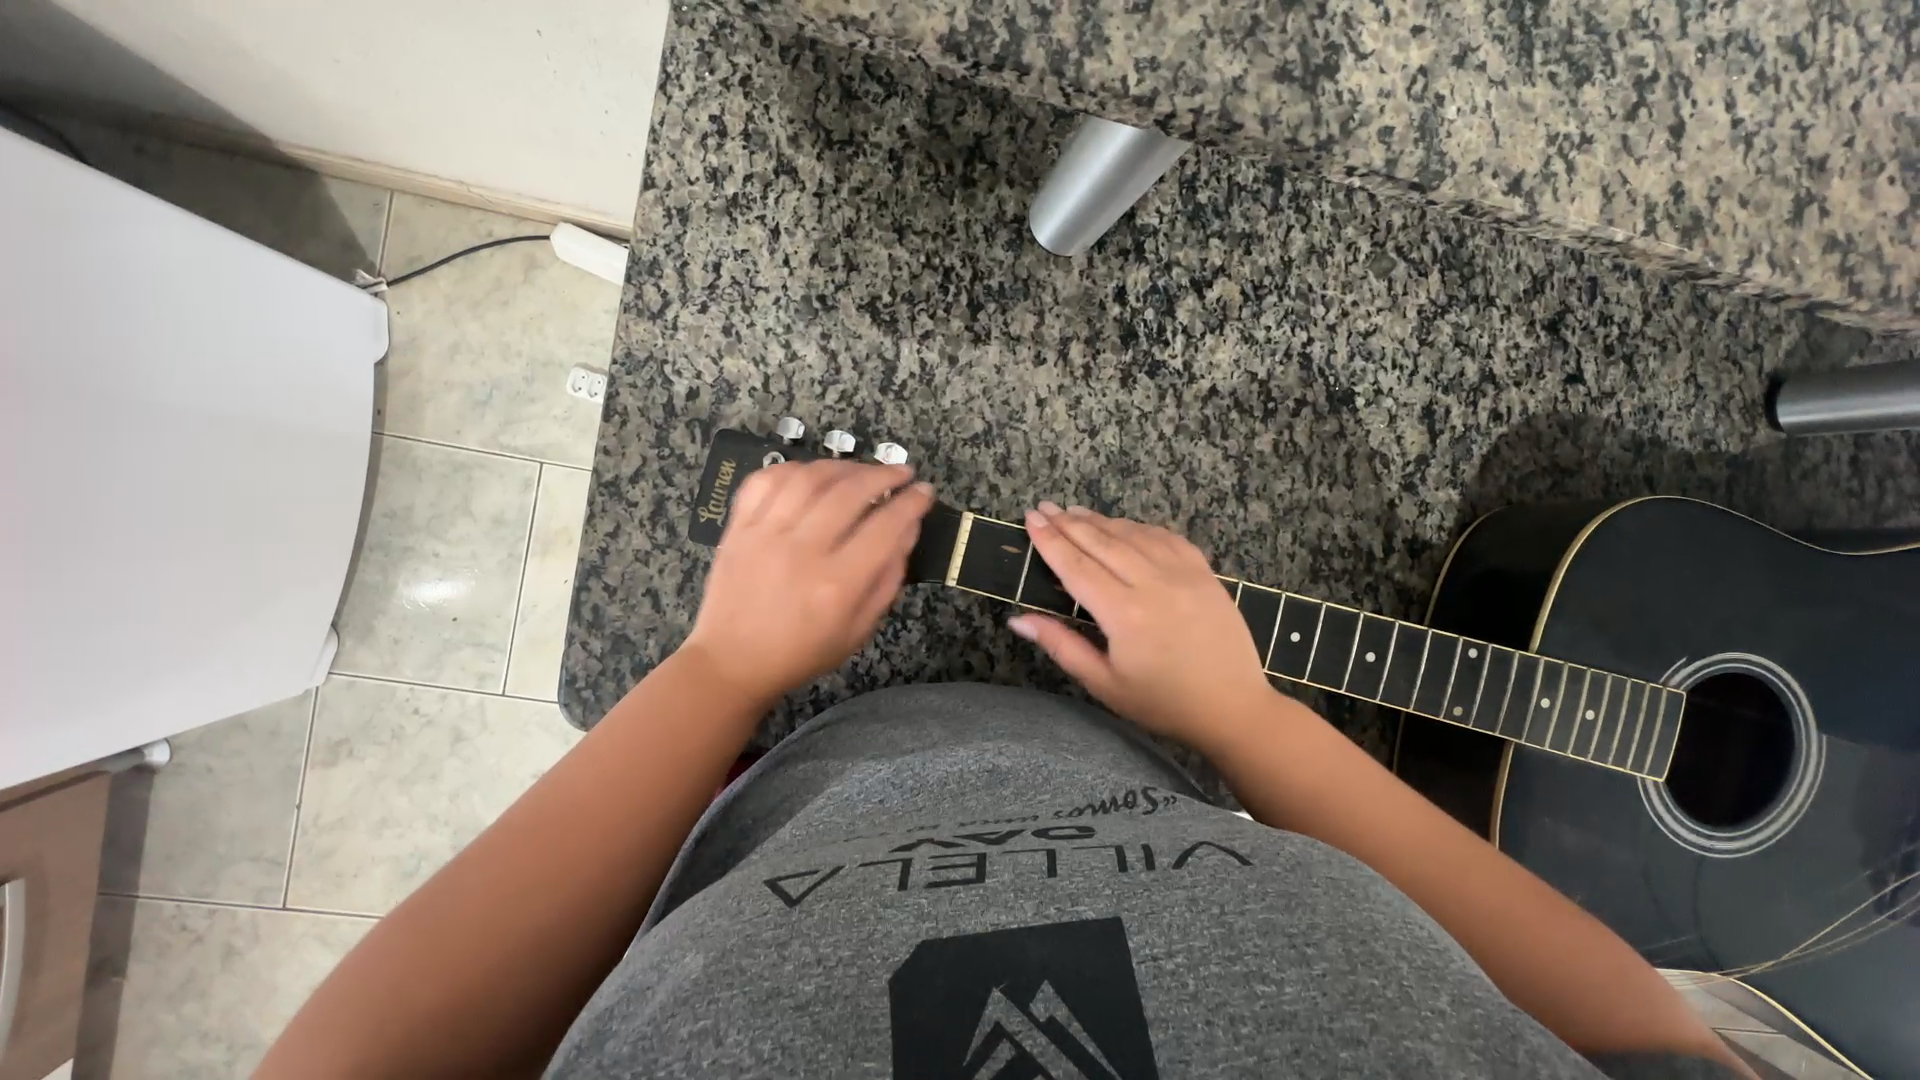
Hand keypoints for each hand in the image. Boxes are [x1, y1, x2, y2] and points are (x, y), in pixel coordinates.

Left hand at [682, 460, 933, 704]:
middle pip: (849, 492)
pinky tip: (814, 475)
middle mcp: (802, 551)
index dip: (911, 503)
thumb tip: (908, 530)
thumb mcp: (859, 630)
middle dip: (883, 475)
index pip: (885, 527)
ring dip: (843, 466)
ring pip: (810, 477)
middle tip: (902, 473)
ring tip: (861, 470)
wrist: (732, 661)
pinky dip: (795, 469)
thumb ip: (888, 579)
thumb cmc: (802, 652)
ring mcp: (765, 534)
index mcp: (837, 585)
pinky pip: (767, 479)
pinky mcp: (740, 526)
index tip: (925, 492)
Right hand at [1009, 503, 1276, 745]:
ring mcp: (1183, 574)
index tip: (1031, 519)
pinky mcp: (1205, 574)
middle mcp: (1153, 584)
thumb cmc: (1163, 703)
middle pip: (1102, 542)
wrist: (1233, 708)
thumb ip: (1061, 646)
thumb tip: (1018, 619)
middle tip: (1044, 506)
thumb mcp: (1105, 684)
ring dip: (1101, 521)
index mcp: (1124, 614)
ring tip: (1074, 512)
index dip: (1050, 540)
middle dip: (1068, 522)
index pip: (1076, 566)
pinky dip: (1140, 528)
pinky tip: (1124, 526)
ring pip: (1134, 535)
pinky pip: (1167, 538)